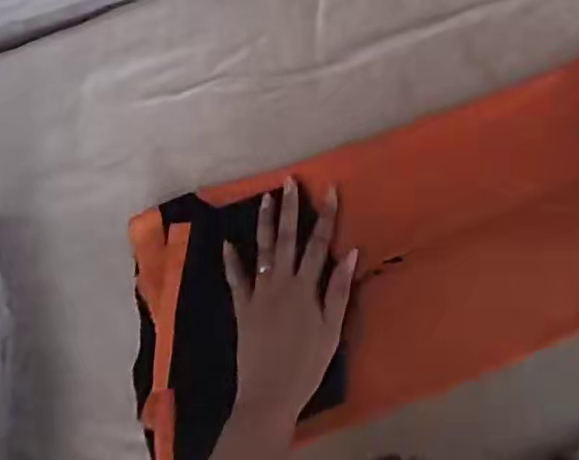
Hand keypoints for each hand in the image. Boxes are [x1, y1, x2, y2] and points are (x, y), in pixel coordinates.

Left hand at [217, 178, 358, 454]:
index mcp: (305, 287)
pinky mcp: (242, 308)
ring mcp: (259, 293)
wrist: (269, 396)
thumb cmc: (306, 364)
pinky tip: (227, 243)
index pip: (319, 243)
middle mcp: (281, 282)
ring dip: (264, 223)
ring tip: (265, 198)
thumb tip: (351, 252)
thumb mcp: (331, 330)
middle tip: (289, 182)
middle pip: (287, 238)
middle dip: (290, 208)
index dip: (325, 215)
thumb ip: (339, 289)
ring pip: (261, 251)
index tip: (330, 189)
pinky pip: (235, 280)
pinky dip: (231, 261)